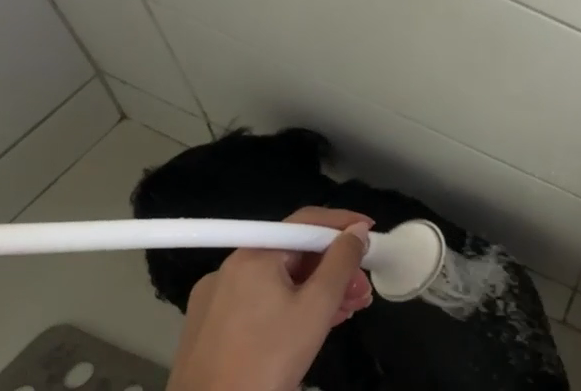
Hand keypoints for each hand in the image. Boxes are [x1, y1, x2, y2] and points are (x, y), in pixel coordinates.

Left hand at [166, 208, 374, 390]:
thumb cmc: (270, 358)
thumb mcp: (319, 305)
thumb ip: (342, 260)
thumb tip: (356, 230)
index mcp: (251, 258)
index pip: (305, 222)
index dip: (343, 224)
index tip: (372, 233)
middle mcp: (227, 271)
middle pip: (293, 254)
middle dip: (334, 266)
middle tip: (362, 287)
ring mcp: (214, 301)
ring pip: (278, 280)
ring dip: (317, 289)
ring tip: (347, 310)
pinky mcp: (208, 329)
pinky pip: (259, 302)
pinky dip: (290, 305)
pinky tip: (313, 324)